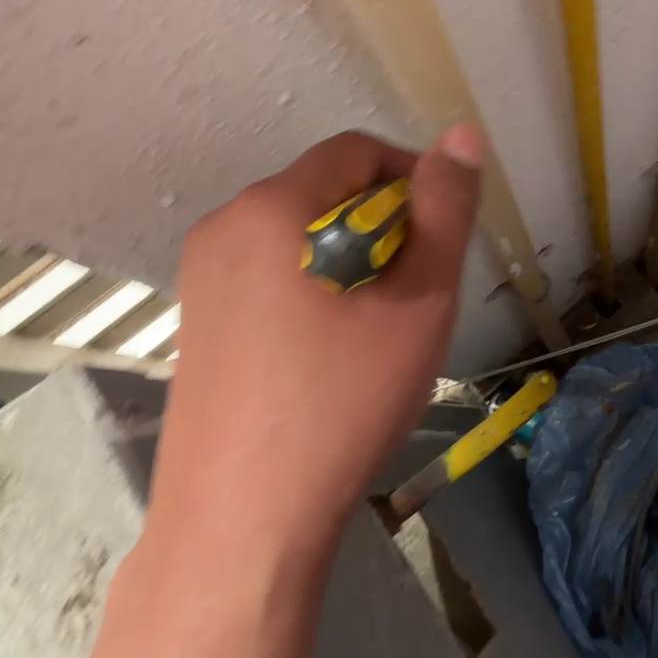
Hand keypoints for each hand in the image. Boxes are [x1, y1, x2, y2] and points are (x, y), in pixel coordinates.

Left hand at [152, 128, 484, 541]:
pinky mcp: (196, 321)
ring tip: (376, 329)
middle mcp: (223, 226)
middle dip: (381, 227)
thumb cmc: (342, 401)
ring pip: (296, 237)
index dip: (412, 178)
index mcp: (271, 208)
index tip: (442, 237)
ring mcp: (201, 277)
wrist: (243, 519)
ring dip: (349, 261)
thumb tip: (460, 138)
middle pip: (323, 193)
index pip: (356, 152)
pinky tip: (328, 354)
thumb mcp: (417, 304)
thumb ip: (445, 212)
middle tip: (414, 294)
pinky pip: (267, 276)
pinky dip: (311, 290)